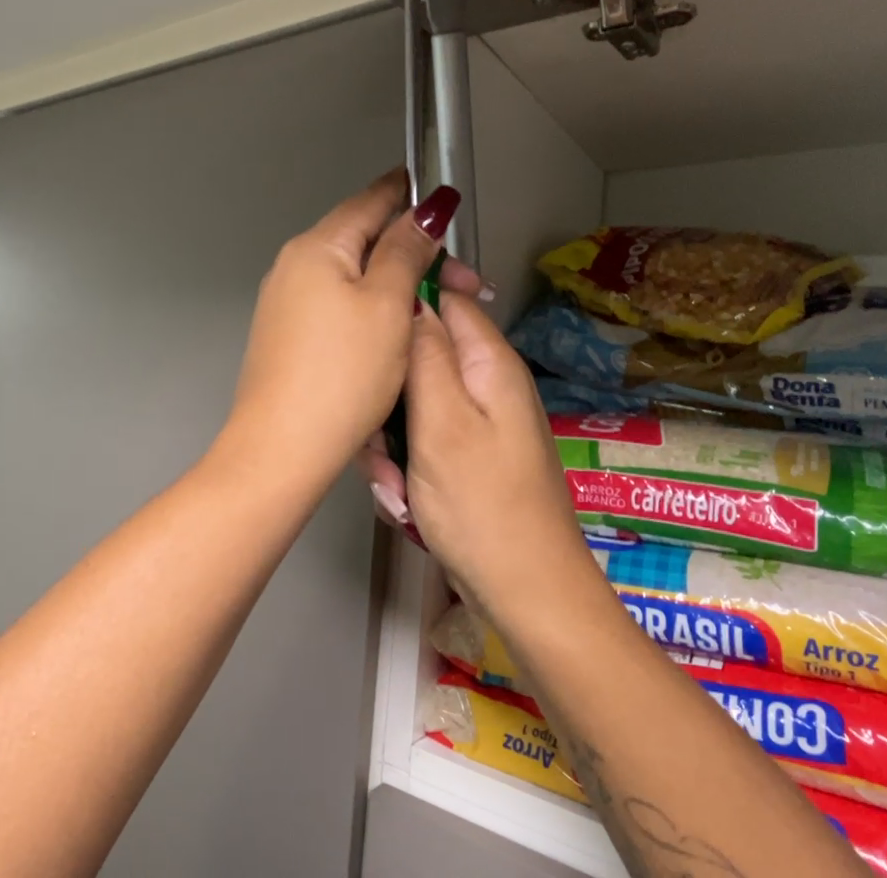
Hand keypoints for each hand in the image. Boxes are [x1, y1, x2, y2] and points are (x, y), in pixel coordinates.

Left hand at [217, 169, 477, 498]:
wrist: (283, 447)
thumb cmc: (341, 374)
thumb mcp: (387, 304)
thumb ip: (407, 250)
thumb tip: (426, 208)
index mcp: (317, 248)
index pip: (369, 201)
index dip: (408, 193)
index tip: (440, 193)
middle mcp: (293, 268)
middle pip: (362, 242)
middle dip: (415, 253)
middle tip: (464, 282)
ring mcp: (287, 305)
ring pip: (353, 279)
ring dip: (397, 286)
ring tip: (436, 309)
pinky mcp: (289, 338)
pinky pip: (339, 309)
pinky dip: (372, 312)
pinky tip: (398, 333)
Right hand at [361, 292, 597, 610]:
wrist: (524, 591)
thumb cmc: (481, 505)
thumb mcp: (442, 422)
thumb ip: (424, 355)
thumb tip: (412, 296)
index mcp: (487, 363)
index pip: (443, 298)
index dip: (401, 304)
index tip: (362, 337)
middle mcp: (484, 385)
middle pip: (416, 358)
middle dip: (383, 395)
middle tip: (377, 441)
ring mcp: (475, 423)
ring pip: (409, 404)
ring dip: (388, 440)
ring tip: (392, 482)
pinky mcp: (465, 457)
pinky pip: (419, 441)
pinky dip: (404, 467)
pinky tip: (403, 500)